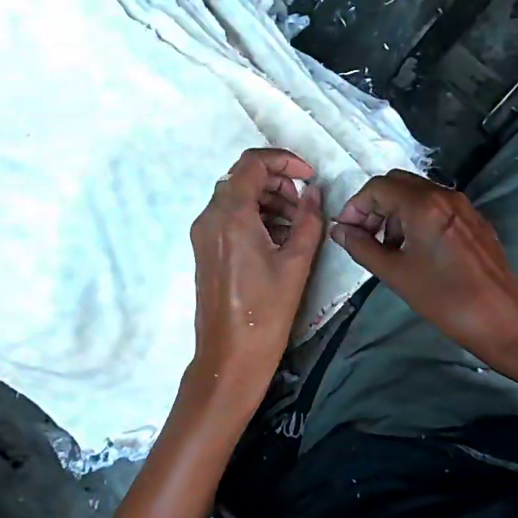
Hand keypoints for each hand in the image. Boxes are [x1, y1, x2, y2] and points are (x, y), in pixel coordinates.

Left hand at [188, 148, 325, 394]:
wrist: (230, 356)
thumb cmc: (266, 311)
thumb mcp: (296, 263)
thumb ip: (308, 220)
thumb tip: (313, 193)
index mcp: (230, 215)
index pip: (252, 163)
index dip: (284, 160)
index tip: (309, 176)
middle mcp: (209, 217)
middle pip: (242, 178)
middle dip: (277, 182)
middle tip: (305, 205)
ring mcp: (203, 234)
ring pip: (235, 197)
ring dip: (267, 200)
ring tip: (297, 224)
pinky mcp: (205, 249)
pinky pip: (228, 217)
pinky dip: (254, 216)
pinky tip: (279, 238)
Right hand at [330, 169, 517, 354]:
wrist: (502, 320)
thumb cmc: (445, 299)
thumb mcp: (396, 274)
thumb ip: (362, 247)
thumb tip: (339, 231)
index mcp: (424, 205)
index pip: (378, 187)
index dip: (355, 206)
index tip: (346, 231)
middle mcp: (445, 196)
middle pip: (397, 183)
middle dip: (374, 205)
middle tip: (364, 236)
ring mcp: (463, 207)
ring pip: (417, 193)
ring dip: (395, 212)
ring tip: (388, 248)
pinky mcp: (474, 221)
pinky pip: (437, 206)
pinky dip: (416, 218)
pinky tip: (414, 250)